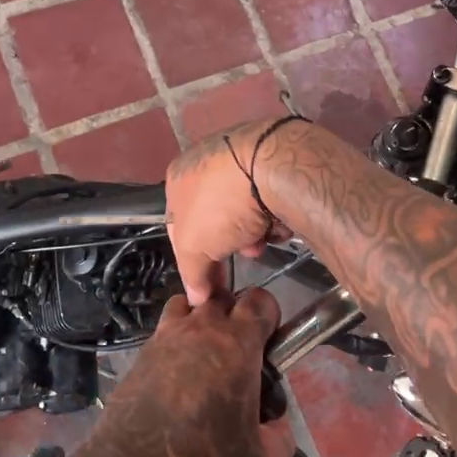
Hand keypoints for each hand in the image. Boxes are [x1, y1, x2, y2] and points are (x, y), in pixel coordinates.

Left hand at [78, 290, 295, 456]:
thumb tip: (274, 420)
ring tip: (206, 360)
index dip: (270, 316)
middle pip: (222, 297)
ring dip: (202, 322)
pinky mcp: (140, 355)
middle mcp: (200, 330)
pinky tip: (179, 379)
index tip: (269, 344)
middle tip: (241, 356)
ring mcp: (165, 338)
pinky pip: (165, 331)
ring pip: (189, 307)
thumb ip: (281, 434)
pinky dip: (177, 342)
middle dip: (236, 317)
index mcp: (236, 346)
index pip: (259, 300)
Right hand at [165, 120, 292, 304]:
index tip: (210, 284)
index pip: (178, 226)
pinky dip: (272, 214)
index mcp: (178, 178)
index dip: (192, 259)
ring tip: (263, 238)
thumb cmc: (221, 204)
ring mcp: (239, 159)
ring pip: (242, 213)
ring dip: (252, 233)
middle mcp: (205, 164)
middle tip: (246, 256)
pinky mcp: (271, 161)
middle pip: (213, 220)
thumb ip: (191, 273)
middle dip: (229, 245)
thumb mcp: (193, 246)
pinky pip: (267, 199)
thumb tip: (196, 297)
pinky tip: (279, 221)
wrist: (273, 166)